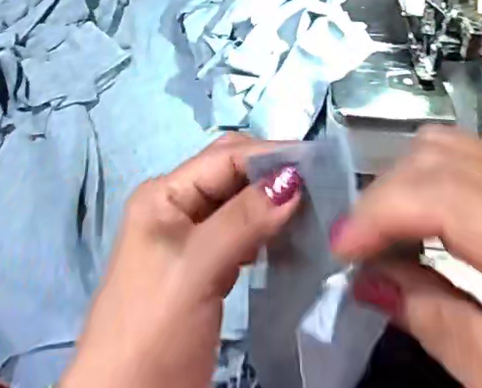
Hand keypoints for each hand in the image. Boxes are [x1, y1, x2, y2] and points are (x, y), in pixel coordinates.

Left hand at [62, 134, 305, 387]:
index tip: (321, 162)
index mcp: (163, 193)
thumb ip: (241, 221)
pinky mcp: (202, 271)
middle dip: (272, 175)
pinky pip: (238, 235)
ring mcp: (187, 239)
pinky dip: (265, 233)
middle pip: (229, 175)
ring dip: (272, 204)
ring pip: (237, 205)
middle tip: (326, 185)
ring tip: (318, 209)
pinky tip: (291, 241)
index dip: (268, 155)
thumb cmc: (154, 325)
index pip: (223, 158)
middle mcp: (174, 206)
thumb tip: (292, 178)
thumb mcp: (196, 268)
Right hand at [331, 128, 481, 387]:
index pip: (436, 194)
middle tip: (358, 250)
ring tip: (386, 237)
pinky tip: (428, 227)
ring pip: (450, 147)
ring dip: (403, 182)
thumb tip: (369, 279)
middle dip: (380, 194)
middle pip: (435, 156)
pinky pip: (474, 161)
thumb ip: (442, 327)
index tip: (339, 254)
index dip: (373, 213)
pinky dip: (431, 181)